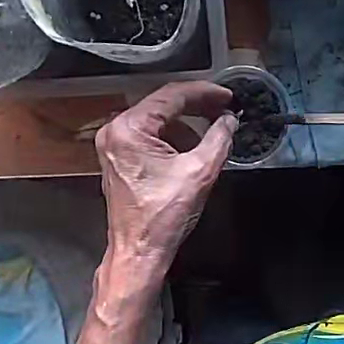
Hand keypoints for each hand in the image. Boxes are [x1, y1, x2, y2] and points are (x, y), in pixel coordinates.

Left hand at [95, 81, 236, 279]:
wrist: (140, 251)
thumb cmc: (164, 216)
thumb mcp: (200, 171)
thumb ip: (219, 138)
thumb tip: (229, 120)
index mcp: (129, 128)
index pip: (172, 96)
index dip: (205, 93)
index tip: (228, 97)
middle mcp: (115, 130)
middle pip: (162, 105)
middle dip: (196, 108)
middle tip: (224, 110)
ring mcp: (113, 145)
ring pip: (157, 121)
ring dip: (186, 126)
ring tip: (212, 135)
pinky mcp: (118, 159)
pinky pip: (149, 137)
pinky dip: (172, 140)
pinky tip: (192, 151)